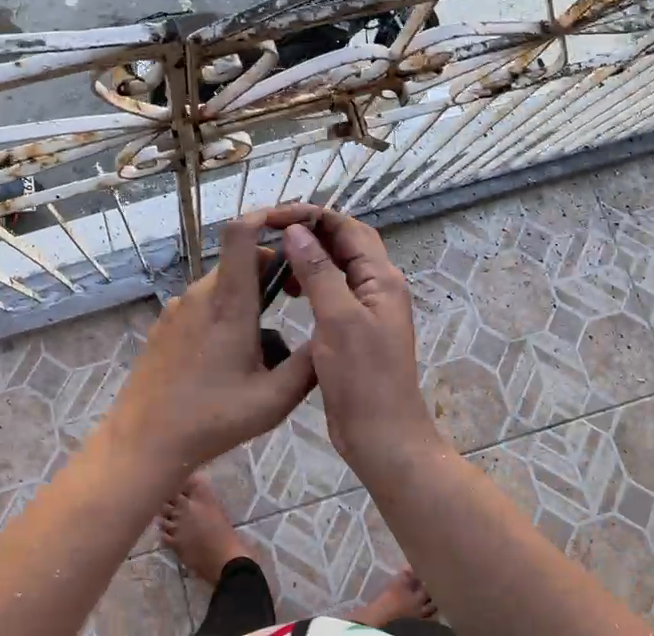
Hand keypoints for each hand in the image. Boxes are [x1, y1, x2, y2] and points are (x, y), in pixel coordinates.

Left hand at [105, 211, 318, 472]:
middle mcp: (200, 294)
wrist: (145, 441)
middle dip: (271, 272)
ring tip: (263, 346)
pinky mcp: (165, 325)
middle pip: (240, 260)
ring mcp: (178, 308)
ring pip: (223, 286)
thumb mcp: (275, 399)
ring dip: (248, 299)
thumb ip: (310, 364)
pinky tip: (229, 360)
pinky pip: (203, 305)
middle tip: (293, 303)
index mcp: (228, 301)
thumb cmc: (213, 419)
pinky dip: (224, 315)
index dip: (266, 215)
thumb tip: (332, 334)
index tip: (292, 223)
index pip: (242, 232)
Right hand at [272, 205, 442, 469]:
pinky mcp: (353, 329)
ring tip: (275, 260)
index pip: (347, 227)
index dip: (312, 215)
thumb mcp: (337, 320)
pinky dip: (309, 282)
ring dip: (308, 256)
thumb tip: (296, 231)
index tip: (274, 217)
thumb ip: (318, 272)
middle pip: (344, 242)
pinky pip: (331, 291)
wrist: (382, 437)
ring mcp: (366, 308)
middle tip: (271, 232)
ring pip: (336, 265)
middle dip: (310, 230)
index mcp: (381, 278)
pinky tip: (287, 291)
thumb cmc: (363, 379)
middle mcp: (377, 286)